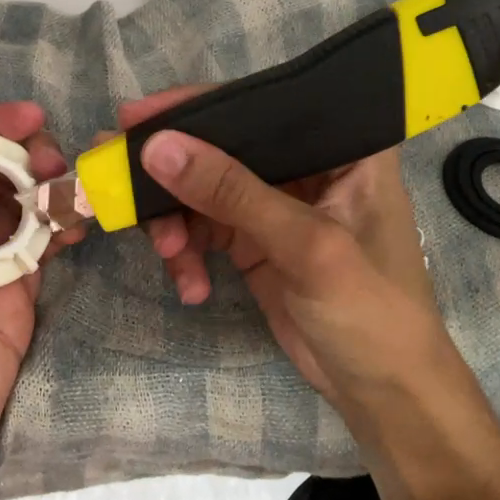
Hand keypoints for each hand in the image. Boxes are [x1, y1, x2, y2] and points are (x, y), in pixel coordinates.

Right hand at [122, 86, 451, 407]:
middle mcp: (305, 163)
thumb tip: (156, 147)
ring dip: (173, 221)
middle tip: (115, 180)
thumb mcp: (306, 247)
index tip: (135, 119)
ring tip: (169, 255)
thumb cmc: (373, 312)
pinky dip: (185, 253)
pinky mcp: (252, 240)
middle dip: (170, 172)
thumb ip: (232, 193)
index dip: (196, 106)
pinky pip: (200, 229)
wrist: (384, 395)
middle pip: (219, 146)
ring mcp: (275, 203)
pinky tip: (190, 285)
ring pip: (200, 190)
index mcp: (343, 146)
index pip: (261, 104)